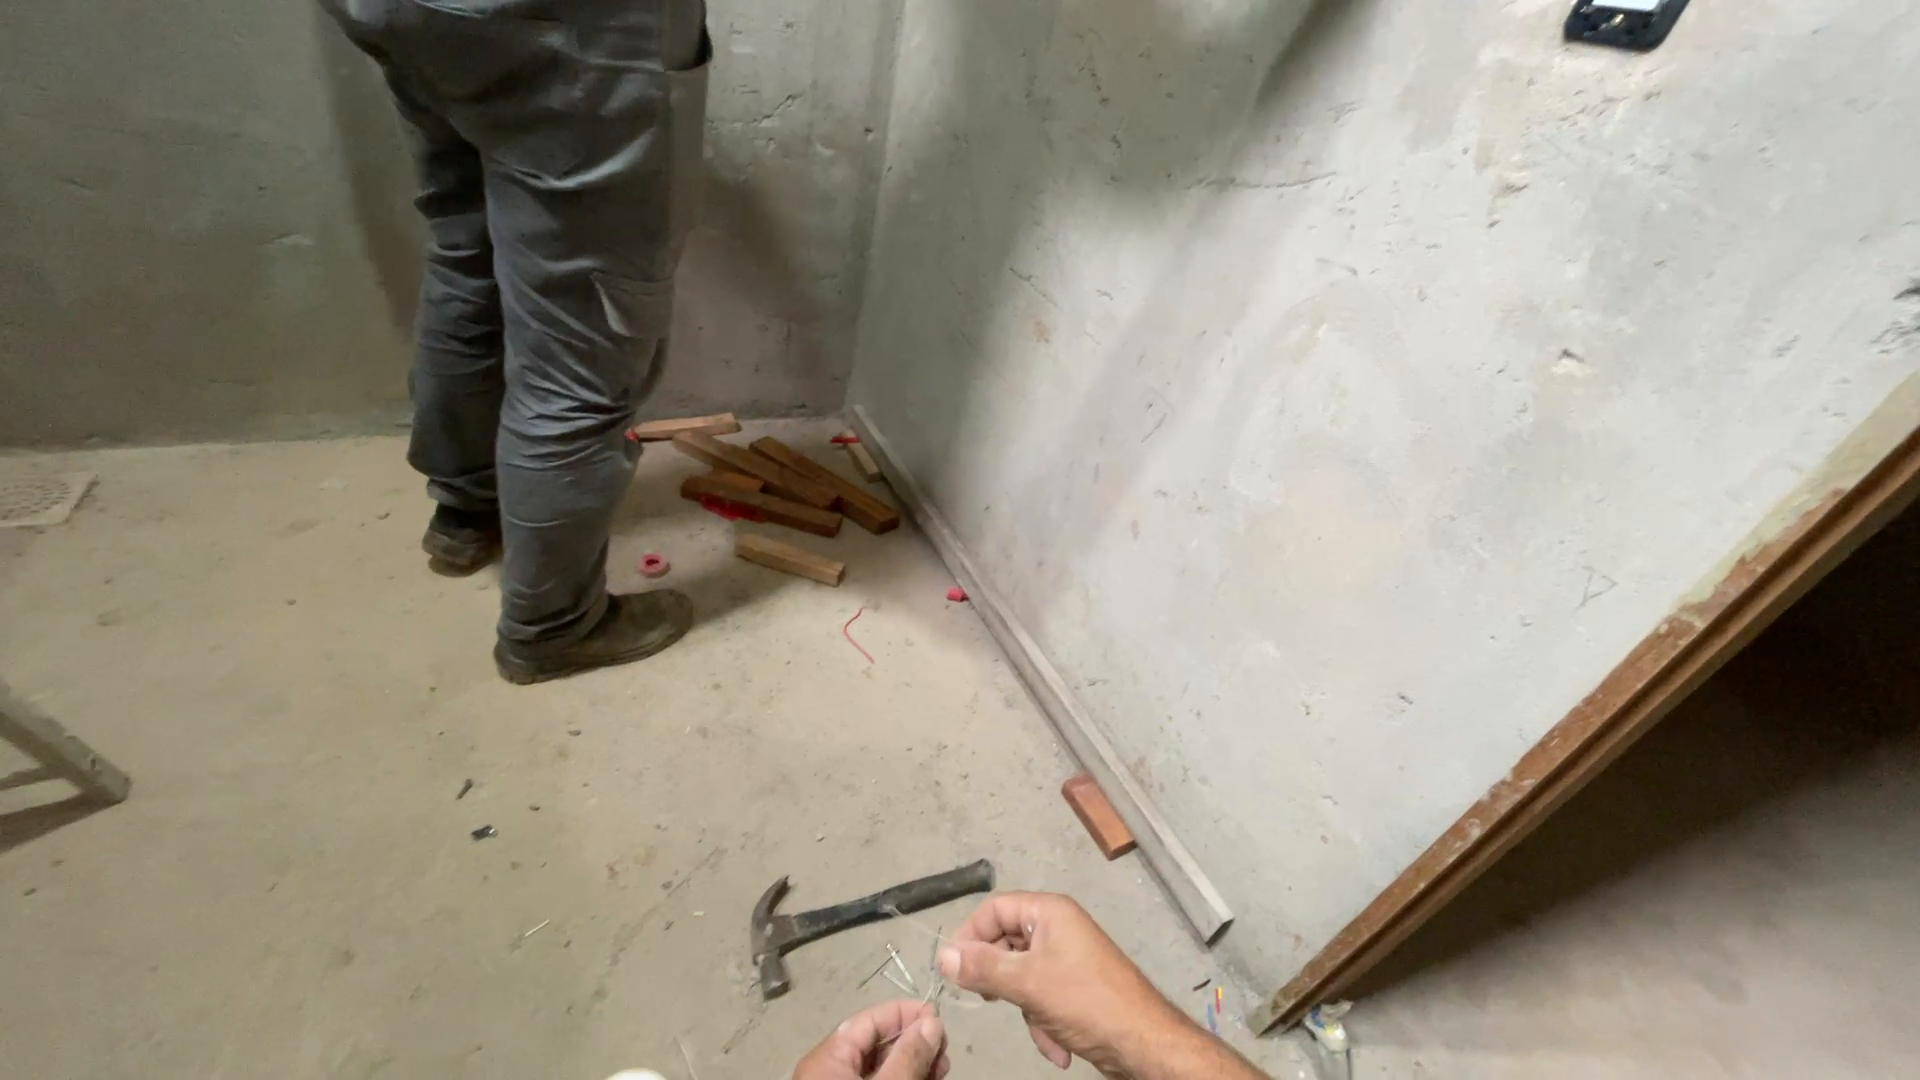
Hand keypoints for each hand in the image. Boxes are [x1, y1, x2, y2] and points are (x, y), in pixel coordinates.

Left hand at [792, 1000, 949, 1079]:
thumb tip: (932, 1020)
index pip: (870, 1019)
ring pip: (881, 1066)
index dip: (905, 1013)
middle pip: (877, 1042)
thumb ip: (908, 1056)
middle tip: (944, 1049)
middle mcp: (828, 1069)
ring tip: (941, 1068)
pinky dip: (902, 1078)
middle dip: (914, 1041)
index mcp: (827, 1056)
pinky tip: (925, 1079)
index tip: (938, 1017)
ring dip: (913, 1062)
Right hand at [937, 892, 1181, 1072]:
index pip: (994, 908)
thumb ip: (983, 967)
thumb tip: (942, 955)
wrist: (1143, 1042)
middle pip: (1006, 943)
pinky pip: (1041, 995)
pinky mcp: (1075, 986)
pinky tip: (1057, 1046)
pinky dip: (1043, 1021)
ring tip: (1040, 1027)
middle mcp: (1057, 927)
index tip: (952, 968)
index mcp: (1048, 912)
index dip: (970, 935)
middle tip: (988, 1000)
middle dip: (1000, 980)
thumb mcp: (1027, 983)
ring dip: (1025, 1008)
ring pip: (1022, 975)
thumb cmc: (1085, 1000)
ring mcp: (1067, 957)